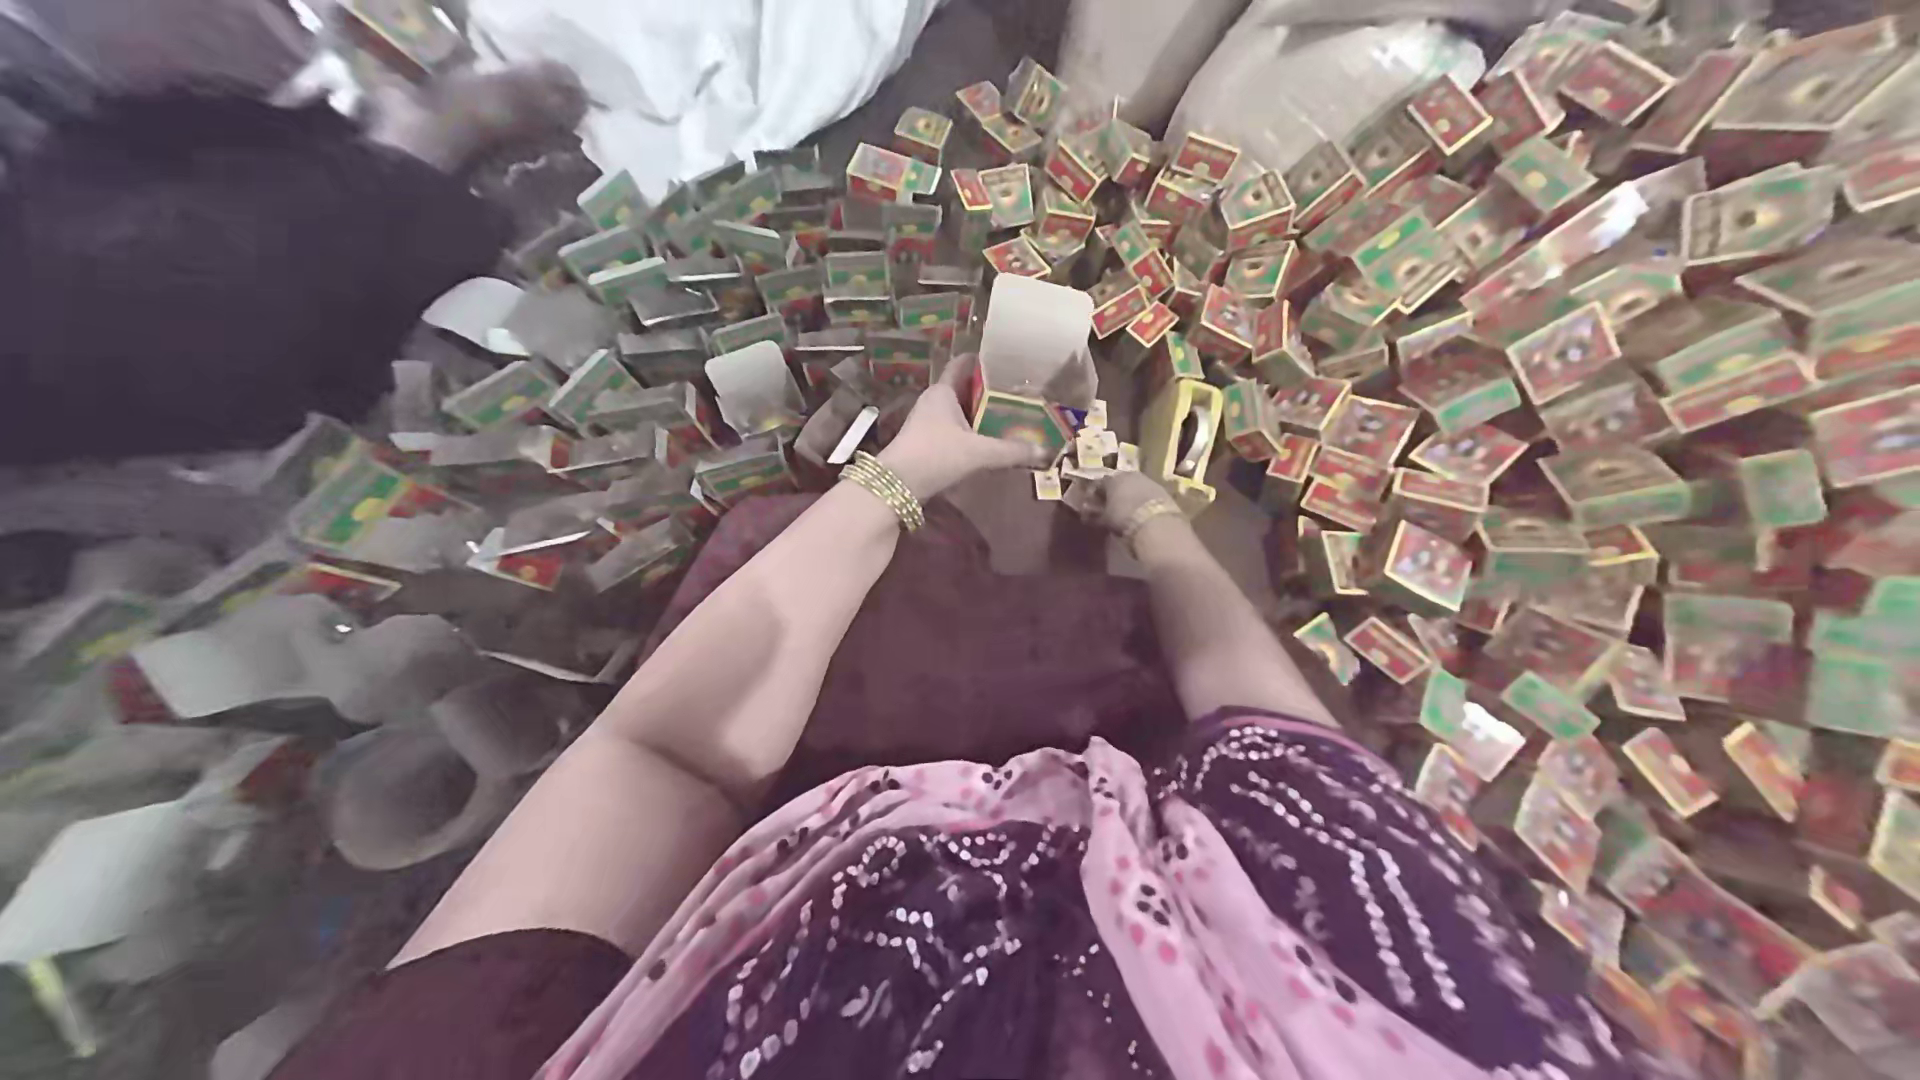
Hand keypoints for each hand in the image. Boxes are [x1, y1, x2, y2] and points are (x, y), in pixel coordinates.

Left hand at [876, 354, 1055, 500]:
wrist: (896, 486)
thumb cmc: (935, 456)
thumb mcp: (978, 452)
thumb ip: (1011, 452)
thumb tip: (1044, 451)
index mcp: (943, 390)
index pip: (963, 363)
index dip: (984, 359)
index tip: (1008, 360)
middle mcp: (934, 401)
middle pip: (965, 388)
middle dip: (989, 390)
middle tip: (1019, 393)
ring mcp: (928, 422)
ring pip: (960, 411)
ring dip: (981, 413)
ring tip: (1010, 416)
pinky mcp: (927, 442)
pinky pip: (955, 429)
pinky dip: (972, 431)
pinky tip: (989, 441)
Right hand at [1092, 470, 1183, 535]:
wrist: (1156, 523)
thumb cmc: (1124, 519)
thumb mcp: (1105, 519)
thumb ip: (1095, 514)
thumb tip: (1088, 513)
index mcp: (1112, 479)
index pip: (1100, 483)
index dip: (1095, 494)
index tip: (1093, 504)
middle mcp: (1130, 474)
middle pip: (1119, 481)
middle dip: (1114, 492)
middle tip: (1111, 505)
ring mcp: (1148, 480)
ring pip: (1135, 485)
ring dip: (1130, 494)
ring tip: (1127, 509)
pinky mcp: (1162, 489)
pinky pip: (1148, 492)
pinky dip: (1143, 499)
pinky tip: (1142, 510)